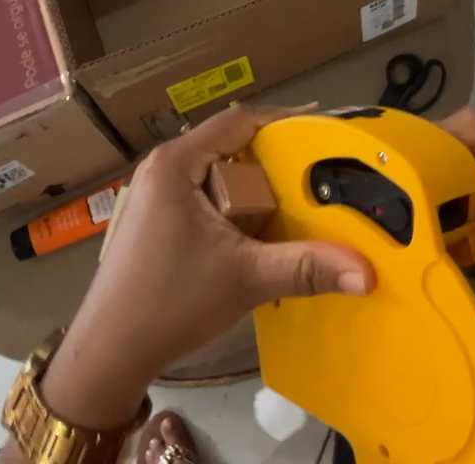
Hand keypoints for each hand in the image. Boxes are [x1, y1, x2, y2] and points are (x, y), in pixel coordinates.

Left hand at [39, 105, 375, 427]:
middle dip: (273, 158)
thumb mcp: (245, 278)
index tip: (325, 126)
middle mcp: (163, 166)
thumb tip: (368, 273)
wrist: (106, 353)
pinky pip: (204, 193)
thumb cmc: (170, 302)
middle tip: (317, 173)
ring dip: (253, 185)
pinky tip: (258, 229)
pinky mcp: (155, 217)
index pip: (239, 120)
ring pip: (217, 172)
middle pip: (229, 144)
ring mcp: (154, 192)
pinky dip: (234, 203)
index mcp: (176, 162)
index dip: (284, 120)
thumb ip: (306, 267)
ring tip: (295, 201)